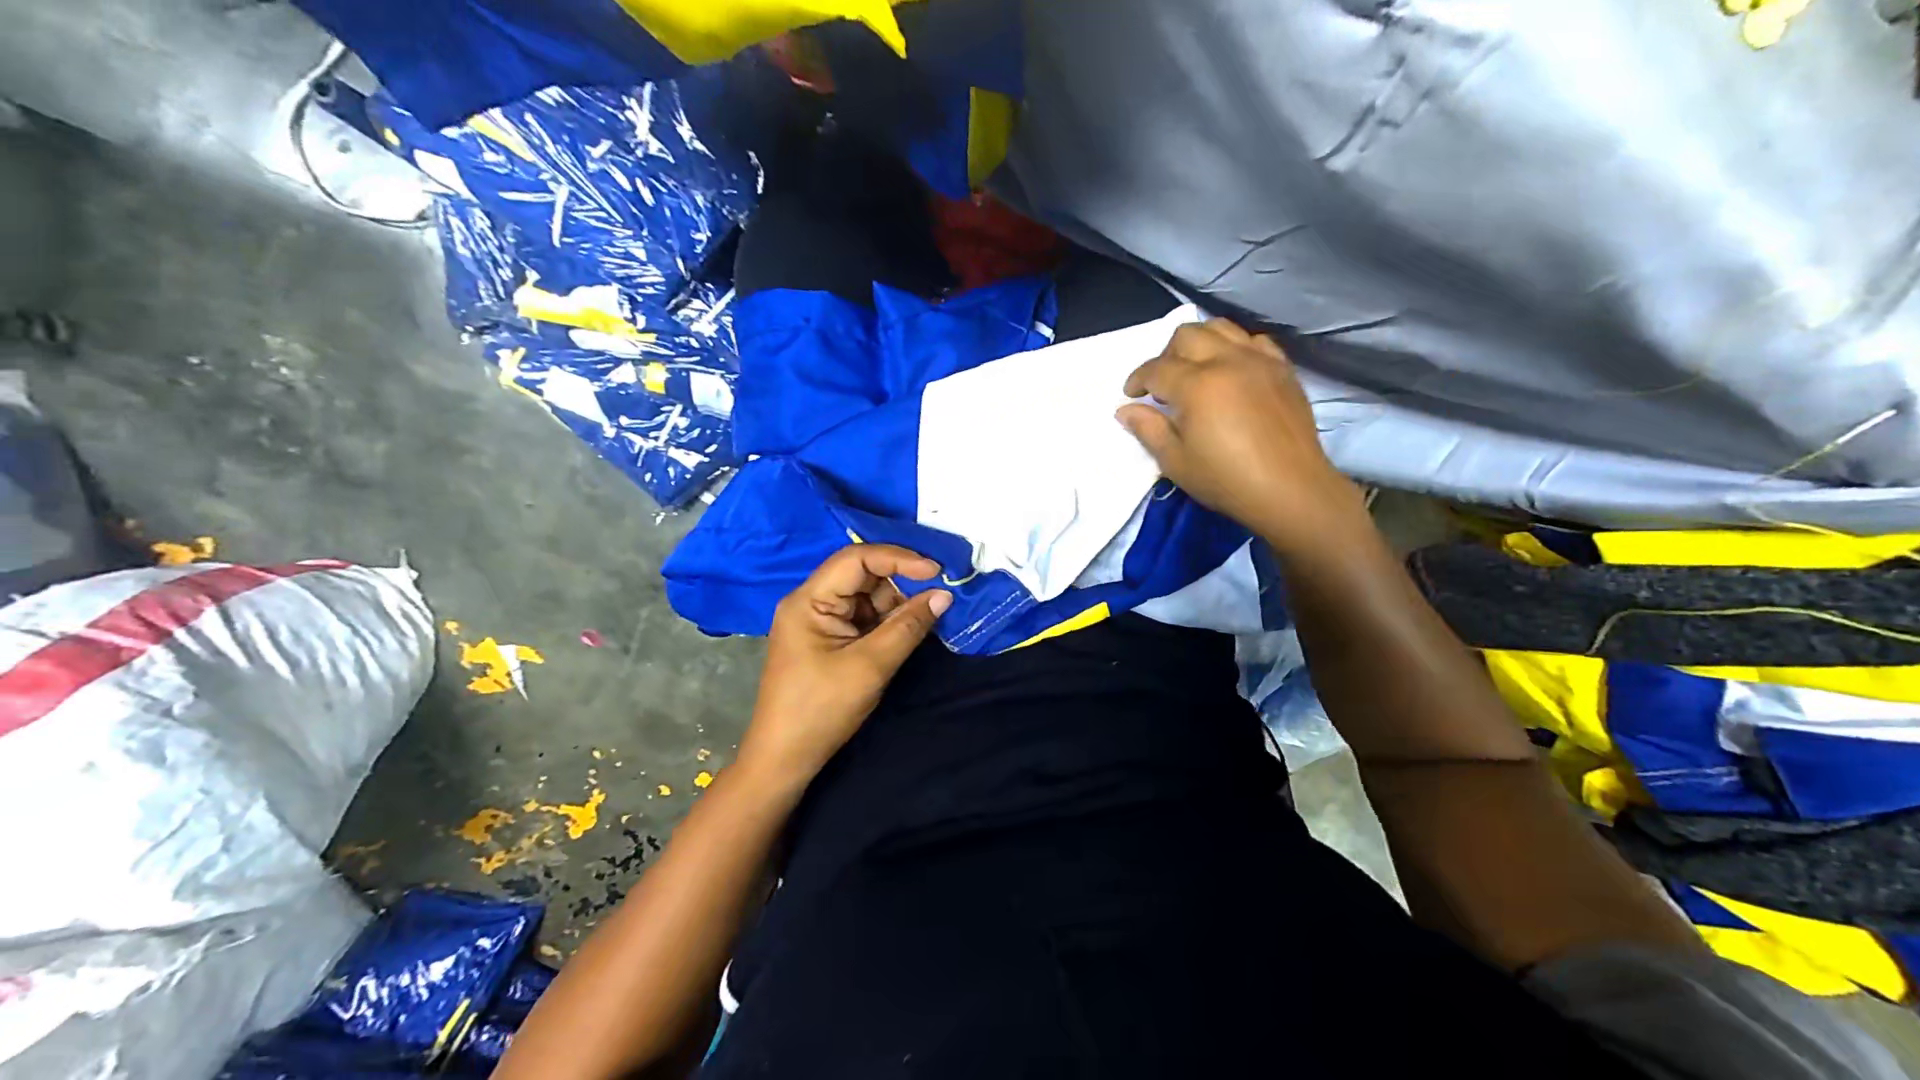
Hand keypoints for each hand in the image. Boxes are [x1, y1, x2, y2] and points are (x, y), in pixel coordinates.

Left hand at [739, 544, 952, 781]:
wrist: (785, 758)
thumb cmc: (821, 710)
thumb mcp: (870, 666)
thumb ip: (908, 626)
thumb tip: (943, 595)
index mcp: (809, 600)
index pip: (857, 558)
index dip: (899, 558)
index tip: (937, 572)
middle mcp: (811, 601)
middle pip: (862, 575)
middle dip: (901, 583)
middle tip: (937, 598)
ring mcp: (818, 621)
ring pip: (866, 597)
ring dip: (897, 605)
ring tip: (925, 620)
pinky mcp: (827, 639)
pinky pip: (863, 617)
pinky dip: (887, 622)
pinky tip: (908, 631)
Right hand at [1117, 318, 1365, 557]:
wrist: (1290, 489)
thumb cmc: (1226, 480)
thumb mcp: (1175, 461)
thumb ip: (1147, 429)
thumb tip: (1125, 409)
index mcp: (1196, 385)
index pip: (1156, 368)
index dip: (1137, 380)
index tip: (1132, 396)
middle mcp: (1227, 361)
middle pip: (1187, 335)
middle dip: (1166, 355)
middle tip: (1163, 384)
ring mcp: (1259, 360)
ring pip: (1221, 328)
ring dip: (1199, 343)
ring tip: (1195, 370)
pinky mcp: (1282, 368)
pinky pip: (1253, 341)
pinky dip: (1235, 348)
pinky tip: (1231, 371)